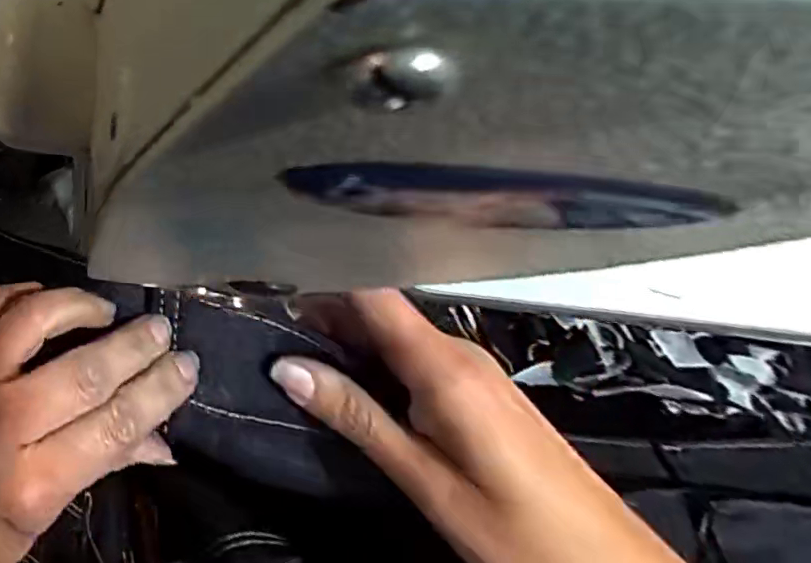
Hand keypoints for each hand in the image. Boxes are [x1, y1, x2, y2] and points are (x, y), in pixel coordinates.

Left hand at [0, 283, 198, 562]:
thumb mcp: (31, 525)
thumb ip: (94, 471)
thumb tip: (162, 445)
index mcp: (27, 484)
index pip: (112, 426)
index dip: (158, 392)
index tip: (187, 366)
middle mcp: (0, 421)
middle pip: (86, 370)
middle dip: (136, 348)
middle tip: (163, 328)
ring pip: (39, 318)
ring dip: (83, 307)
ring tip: (110, 310)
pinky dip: (29, 294)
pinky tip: (51, 299)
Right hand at [269, 290, 679, 562]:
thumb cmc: (531, 537)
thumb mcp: (426, 480)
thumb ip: (356, 417)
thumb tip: (290, 370)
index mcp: (444, 365)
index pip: (370, 289)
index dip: (322, 274)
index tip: (279, 278)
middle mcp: (462, 354)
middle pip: (379, 307)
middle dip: (326, 313)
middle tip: (281, 332)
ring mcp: (476, 369)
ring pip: (396, 330)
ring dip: (351, 339)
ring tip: (309, 359)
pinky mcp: (484, 390)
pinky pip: (418, 354)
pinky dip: (379, 360)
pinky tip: (361, 386)